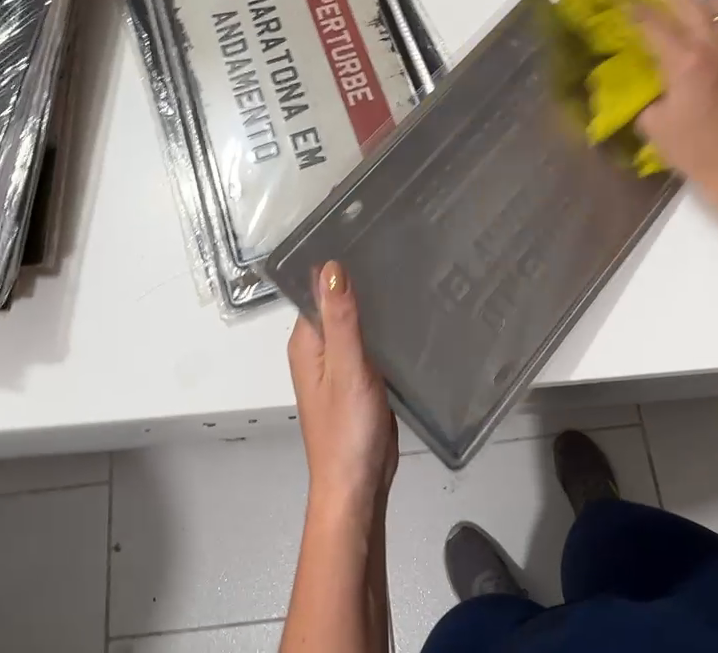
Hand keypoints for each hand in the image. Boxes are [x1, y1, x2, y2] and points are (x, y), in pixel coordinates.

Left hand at [288, 261, 398, 515]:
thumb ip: (340, 319)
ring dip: (375, 303)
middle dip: (360, 278)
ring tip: (409, 269)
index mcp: (306, 342)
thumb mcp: (347, 368)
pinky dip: (385, 328)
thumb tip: (331, 266)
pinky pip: (371, 342)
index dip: (336, 263)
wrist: (357, 486)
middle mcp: (319, 349)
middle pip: (337, 302)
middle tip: (398, 244)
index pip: (316, 289)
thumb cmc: (347, 429)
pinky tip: (410, 313)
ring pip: (356, 322)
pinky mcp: (362, 378)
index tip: (364, 231)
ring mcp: (341, 364)